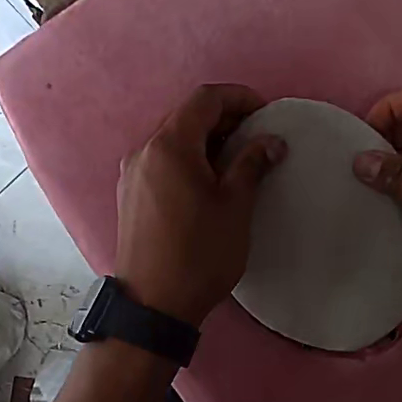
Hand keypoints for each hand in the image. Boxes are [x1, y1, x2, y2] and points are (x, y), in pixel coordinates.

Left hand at [115, 84, 285, 326]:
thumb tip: (271, 140)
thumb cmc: (201, 252)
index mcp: (170, 145)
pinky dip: (190, 157)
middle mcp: (144, 150)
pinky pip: (163, 160)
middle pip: (187, 115)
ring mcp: (133, 172)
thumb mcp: (235, 206)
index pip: (205, 99)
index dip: (240, 98)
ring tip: (239, 160)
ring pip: (174, 138)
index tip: (267, 113)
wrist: (155, 303)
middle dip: (225, 117)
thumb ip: (251, 164)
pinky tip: (211, 181)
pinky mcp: (131, 194)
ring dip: (208, 139)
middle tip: (258, 135)